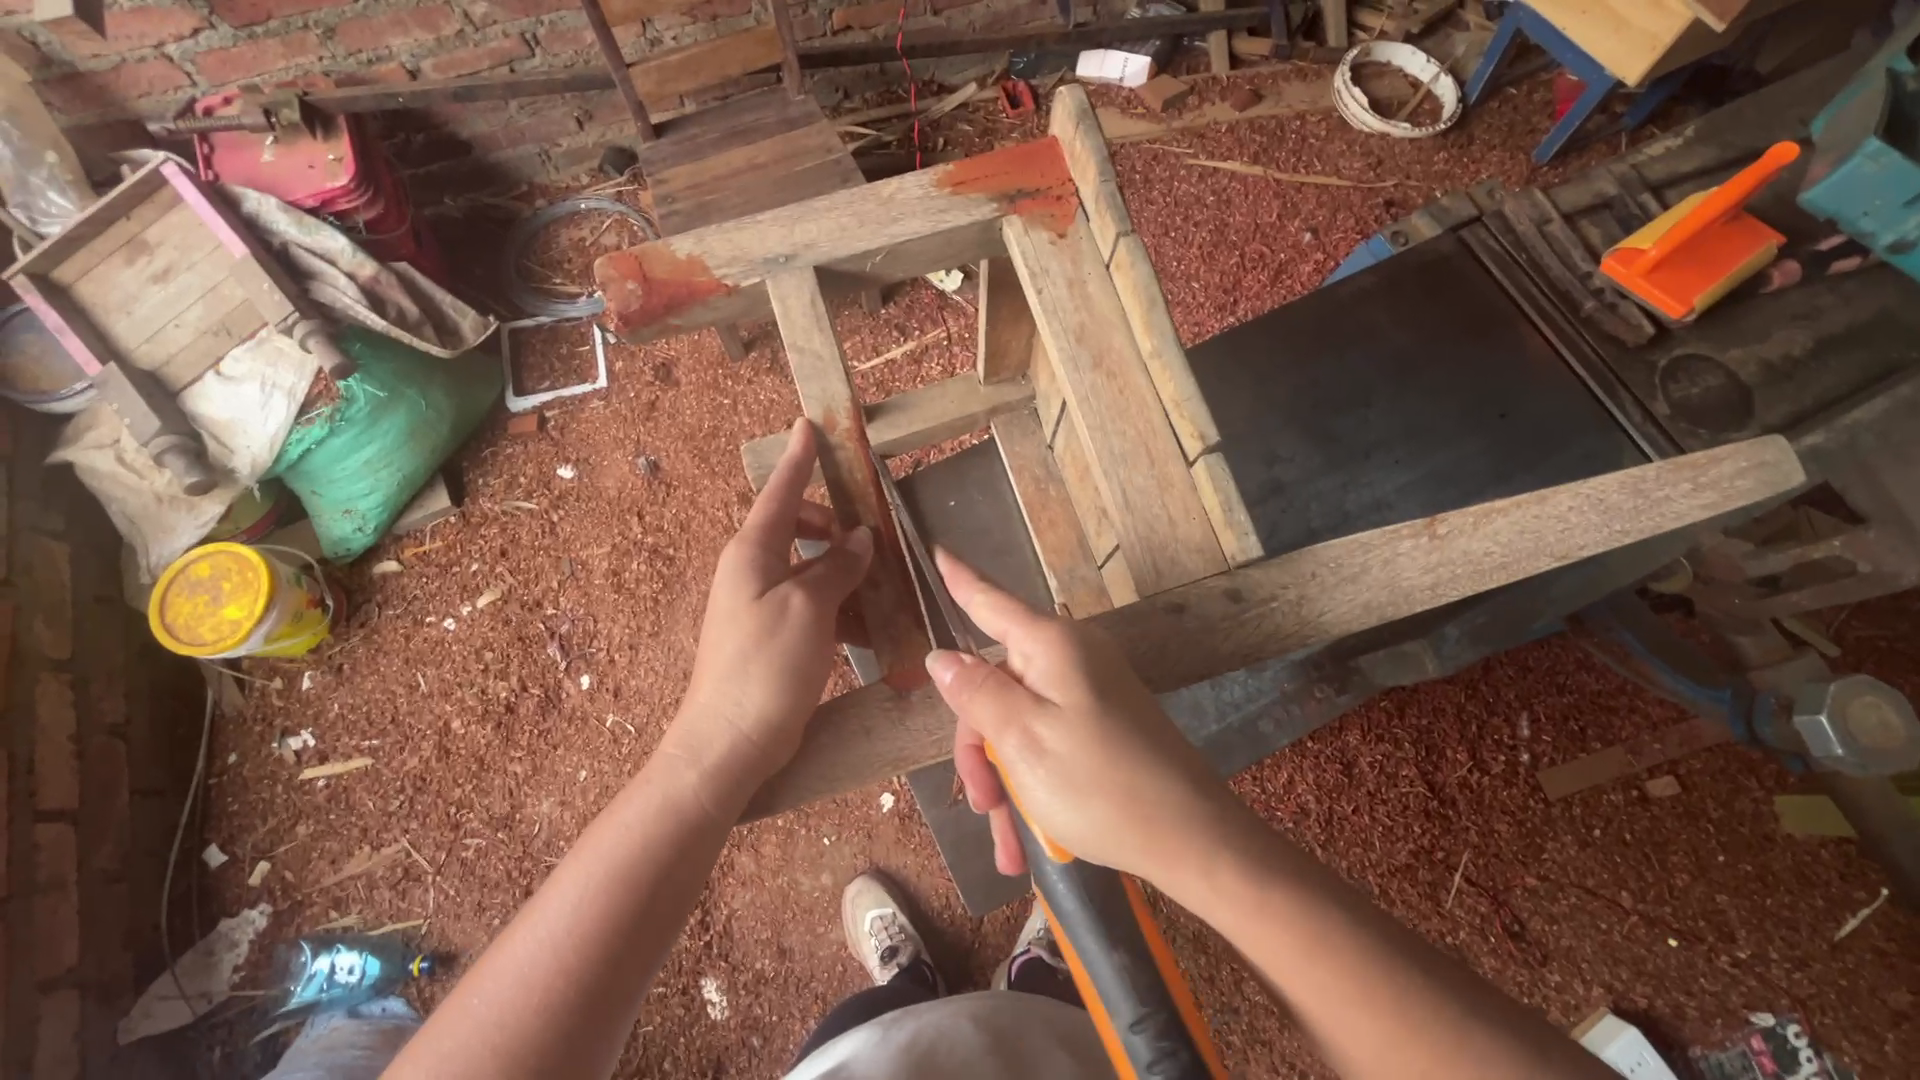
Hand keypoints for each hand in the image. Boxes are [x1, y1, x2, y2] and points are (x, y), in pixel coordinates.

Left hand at [664, 420, 873, 788]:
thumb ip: (837, 566)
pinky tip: (870, 626)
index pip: (781, 492)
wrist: (730, 742)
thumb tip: (860, 538)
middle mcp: (753, 570)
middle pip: (799, 529)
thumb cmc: (765, 665)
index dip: (799, 459)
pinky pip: (813, 605)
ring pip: (811, 569)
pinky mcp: (774, 636)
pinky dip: (840, 606)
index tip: (808, 425)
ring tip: (886, 587)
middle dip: (837, 528)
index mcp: (753, 551)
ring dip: (846, 572)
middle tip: (877, 538)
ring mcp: (762, 605)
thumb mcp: (809, 608)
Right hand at [926, 550, 1235, 881]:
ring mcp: (1088, 693)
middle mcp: (1069, 659)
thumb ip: (977, 693)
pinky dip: (1033, 789)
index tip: (936, 549)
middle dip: (981, 748)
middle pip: (996, 685)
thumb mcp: (1022, 738)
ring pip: (1018, 725)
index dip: (960, 580)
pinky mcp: (1101, 726)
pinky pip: (1047, 745)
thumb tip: (941, 656)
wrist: (1191, 836)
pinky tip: (1029, 841)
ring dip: (1006, 784)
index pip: (989, 602)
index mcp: (1050, 645)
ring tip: (1010, 844)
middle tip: (984, 805)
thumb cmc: (1099, 783)